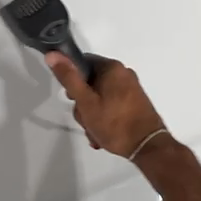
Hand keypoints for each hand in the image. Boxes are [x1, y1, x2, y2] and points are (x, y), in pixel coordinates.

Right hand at [44, 52, 168, 158]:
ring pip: (100, 97)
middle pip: (91, 83)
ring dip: (93, 115)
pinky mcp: (135, 103)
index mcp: (112, 68)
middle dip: (83, 104)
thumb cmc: (114, 123)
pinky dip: (105, 119)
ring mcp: (131, 89)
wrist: (148, 146)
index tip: (72, 98)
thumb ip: (69, 78)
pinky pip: (112, 106)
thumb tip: (52, 54)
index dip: (72, 80)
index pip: (83, 63)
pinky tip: (102, 135)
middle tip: (86, 120)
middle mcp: (124, 74)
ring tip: (94, 132)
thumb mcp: (86, 102)